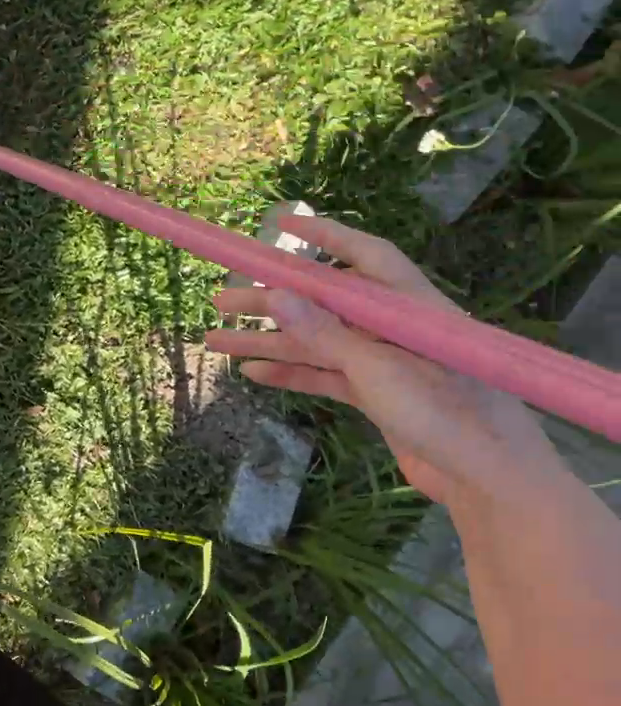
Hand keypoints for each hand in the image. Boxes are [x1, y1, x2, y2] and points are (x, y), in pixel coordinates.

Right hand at [204, 215, 558, 506]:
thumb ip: (324, 333)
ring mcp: (387, 363)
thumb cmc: (445, 414)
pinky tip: (252, 373)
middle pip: (325, 305)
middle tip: (221, 301)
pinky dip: (289, 373)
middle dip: (271, 302)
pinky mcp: (378, 395)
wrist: (489, 482)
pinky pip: (323, 375)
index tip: (282, 224)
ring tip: (215, 341)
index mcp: (412, 311)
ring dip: (267, 342)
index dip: (326, 237)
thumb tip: (275, 294)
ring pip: (316, 343)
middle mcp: (397, 330)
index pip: (367, 258)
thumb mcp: (377, 369)